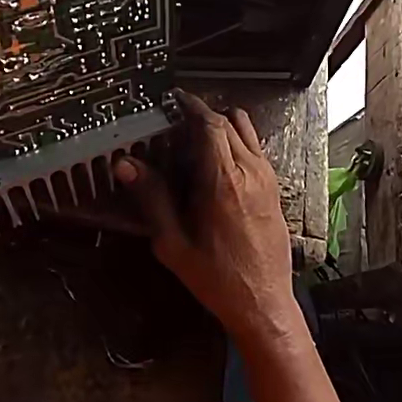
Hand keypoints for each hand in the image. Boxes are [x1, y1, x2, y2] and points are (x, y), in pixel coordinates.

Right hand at [114, 92, 305, 349]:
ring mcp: (267, 177)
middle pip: (229, 122)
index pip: (211, 124)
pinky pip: (256, 148)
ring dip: (223, 125)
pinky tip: (218, 161)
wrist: (264, 303)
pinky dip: (238, 141)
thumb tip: (126, 164)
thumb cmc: (216, 277)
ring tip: (196, 137)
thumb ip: (152, 199)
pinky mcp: (275, 187)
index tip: (173, 99)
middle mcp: (251, 171)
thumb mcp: (173, 243)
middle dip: (202, 114)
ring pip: (247, 131)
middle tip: (176, 119)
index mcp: (224, 180)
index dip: (192, 106)